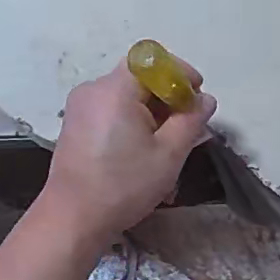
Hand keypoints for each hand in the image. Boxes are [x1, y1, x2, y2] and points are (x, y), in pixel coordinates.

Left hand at [37, 59, 216, 245]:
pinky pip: (111, 112)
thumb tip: (205, 100)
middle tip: (188, 129)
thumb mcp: (169, 154)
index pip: (153, 60)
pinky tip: (143, 153)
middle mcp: (93, 90)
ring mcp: (80, 108)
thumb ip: (191, 121)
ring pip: (126, 98)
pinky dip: (133, 124)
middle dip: (168, 99)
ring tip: (168, 147)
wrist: (74, 218)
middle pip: (139, 79)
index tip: (197, 100)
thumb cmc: (124, 186)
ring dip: (152, 115)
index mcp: (115, 90)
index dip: (180, 74)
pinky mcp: (75, 126)